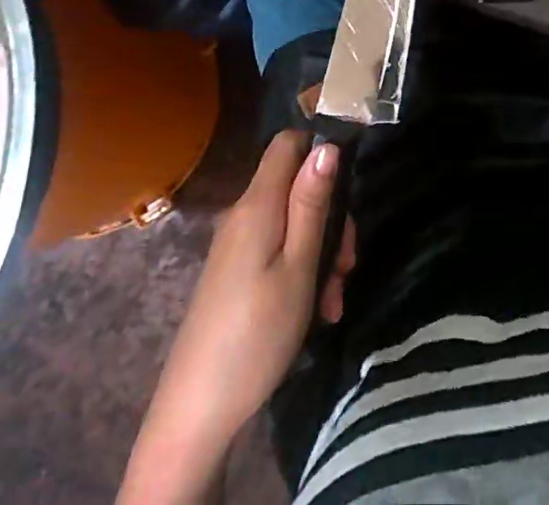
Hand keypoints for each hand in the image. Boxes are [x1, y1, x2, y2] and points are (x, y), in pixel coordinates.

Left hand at [119, 131, 354, 504]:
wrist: (200, 403)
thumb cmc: (258, 332)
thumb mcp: (298, 267)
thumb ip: (311, 204)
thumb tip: (326, 145)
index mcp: (257, 204)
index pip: (287, 144)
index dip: (321, 152)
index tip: (348, 190)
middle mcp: (243, 213)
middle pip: (296, 187)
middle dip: (331, 220)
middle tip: (346, 267)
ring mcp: (238, 242)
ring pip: (293, 225)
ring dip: (322, 256)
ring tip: (331, 303)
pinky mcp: (237, 269)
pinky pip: (278, 251)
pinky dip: (302, 273)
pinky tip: (315, 312)